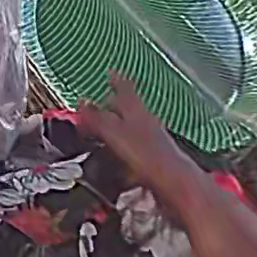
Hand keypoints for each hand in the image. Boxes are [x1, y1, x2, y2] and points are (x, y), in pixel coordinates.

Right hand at [79, 72, 195, 188]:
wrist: (176, 184)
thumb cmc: (145, 154)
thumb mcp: (114, 133)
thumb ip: (97, 118)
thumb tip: (80, 102)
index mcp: (136, 110)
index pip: (125, 88)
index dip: (116, 80)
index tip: (109, 72)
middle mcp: (145, 121)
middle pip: (128, 108)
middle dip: (113, 106)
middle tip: (97, 106)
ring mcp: (152, 141)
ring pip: (131, 128)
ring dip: (117, 129)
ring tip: (102, 134)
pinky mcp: (154, 160)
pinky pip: (135, 149)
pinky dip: (123, 150)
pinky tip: (116, 161)